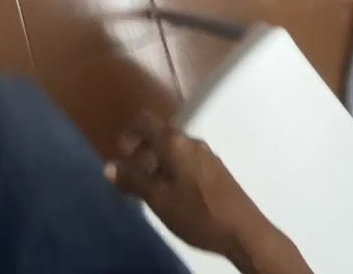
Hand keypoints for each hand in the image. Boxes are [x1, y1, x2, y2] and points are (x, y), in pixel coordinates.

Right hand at [105, 112, 264, 257]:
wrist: (244, 231)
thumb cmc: (196, 212)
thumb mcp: (158, 199)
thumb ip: (133, 180)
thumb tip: (109, 166)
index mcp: (174, 141)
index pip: (146, 121)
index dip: (130, 131)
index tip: (121, 150)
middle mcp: (191, 140)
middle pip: (161, 134)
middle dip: (144, 149)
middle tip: (134, 173)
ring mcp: (207, 154)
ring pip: (176, 148)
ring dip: (159, 161)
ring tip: (153, 187)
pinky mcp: (217, 169)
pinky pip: (188, 159)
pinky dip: (175, 168)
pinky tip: (175, 193)